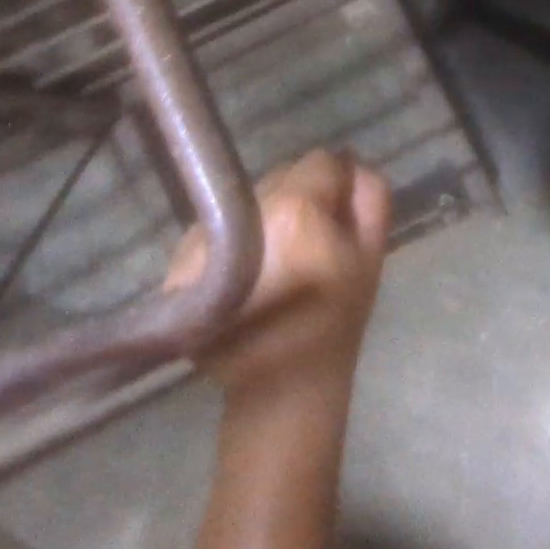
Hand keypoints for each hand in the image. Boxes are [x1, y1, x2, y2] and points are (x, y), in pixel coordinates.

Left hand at [165, 150, 391, 393]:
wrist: (281, 385)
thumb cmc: (335, 320)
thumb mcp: (371, 257)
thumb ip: (371, 199)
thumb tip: (352, 165)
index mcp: (297, 212)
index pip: (318, 163)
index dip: (335, 186)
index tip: (337, 216)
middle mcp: (245, 214)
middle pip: (279, 177)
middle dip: (298, 197)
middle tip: (309, 240)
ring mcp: (204, 236)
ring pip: (246, 198)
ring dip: (264, 215)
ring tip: (275, 259)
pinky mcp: (179, 260)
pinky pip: (216, 225)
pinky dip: (234, 237)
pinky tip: (246, 272)